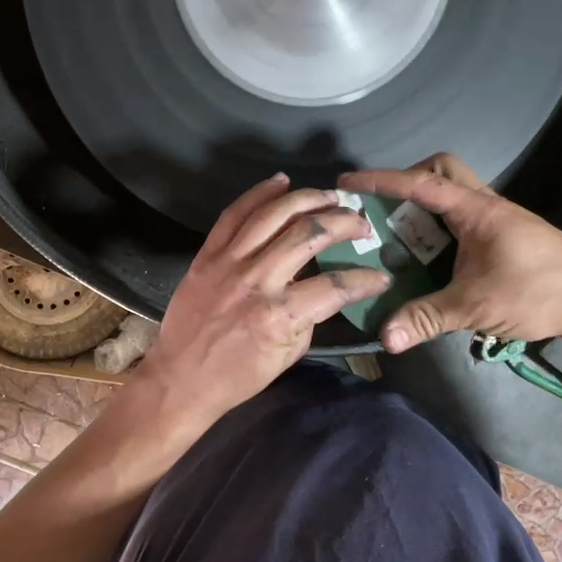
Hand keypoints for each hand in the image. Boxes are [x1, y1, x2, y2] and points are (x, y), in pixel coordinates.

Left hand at [135, 174, 391, 424]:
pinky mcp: (206, 255)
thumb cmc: (238, 376)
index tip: (380, 276)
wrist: (181, 378)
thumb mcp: (288, 355)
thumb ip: (309, 317)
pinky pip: (234, 215)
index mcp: (279, 315)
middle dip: (344, 222)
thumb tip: (323, 288)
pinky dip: (258, 194)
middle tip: (361, 222)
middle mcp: (256, 281)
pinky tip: (281, 182)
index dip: (366, 279)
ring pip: (273, 214)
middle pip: (309, 234)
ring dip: (308, 198)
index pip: (336, 285)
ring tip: (332, 195)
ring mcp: (228, 263)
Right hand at [339, 154, 561, 353]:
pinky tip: (431, 261)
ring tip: (396, 238)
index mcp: (477, 212)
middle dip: (406, 182)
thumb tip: (384, 338)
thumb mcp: (475, 307)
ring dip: (423, 209)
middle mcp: (487, 207)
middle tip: (382, 210)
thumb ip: (425, 318)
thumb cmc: (540, 294)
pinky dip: (440, 230)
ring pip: (453, 196)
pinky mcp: (507, 239)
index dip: (381, 181)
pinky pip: (463, 220)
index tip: (347, 184)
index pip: (421, 184)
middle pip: (441, 172)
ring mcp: (500, 222)